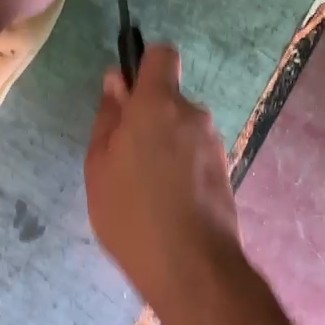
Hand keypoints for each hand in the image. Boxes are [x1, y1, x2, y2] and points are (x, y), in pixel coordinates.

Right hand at [85, 45, 242, 305]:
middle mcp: (193, 114)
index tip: (127, 94)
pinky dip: (182, 170)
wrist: (192, 269)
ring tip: (145, 190)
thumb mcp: (99, 164)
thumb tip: (116, 81)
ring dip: (165, 146)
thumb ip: (108, 117)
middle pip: (169, 99)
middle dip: (149, 118)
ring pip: (182, 130)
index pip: (162, 55)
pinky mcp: (225, 172)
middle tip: (125, 159)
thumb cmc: (131, 212)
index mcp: (158, 103)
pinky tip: (168, 205)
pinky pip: (195, 156)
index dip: (144, 65)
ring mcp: (213, 144)